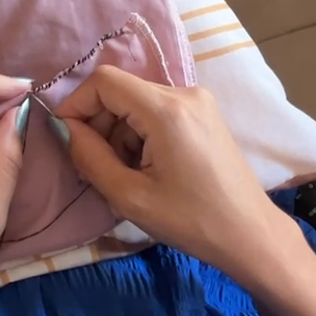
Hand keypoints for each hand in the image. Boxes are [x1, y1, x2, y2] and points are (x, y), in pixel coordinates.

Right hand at [54, 66, 306, 288]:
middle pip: (121, 92)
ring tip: (126, 177)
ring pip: (137, 104)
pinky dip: (141, 136)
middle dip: (99, 126)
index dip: (77, 105)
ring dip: (119, 135)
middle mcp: (184, 93)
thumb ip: (89, 157)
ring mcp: (199, 103)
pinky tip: (147, 171)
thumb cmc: (191, 220)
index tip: (69, 141)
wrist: (250, 235)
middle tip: (95, 169)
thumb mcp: (129, 196)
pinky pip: (157, 114)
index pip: (104, 81)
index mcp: (167, 109)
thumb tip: (65, 129)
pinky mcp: (205, 116)